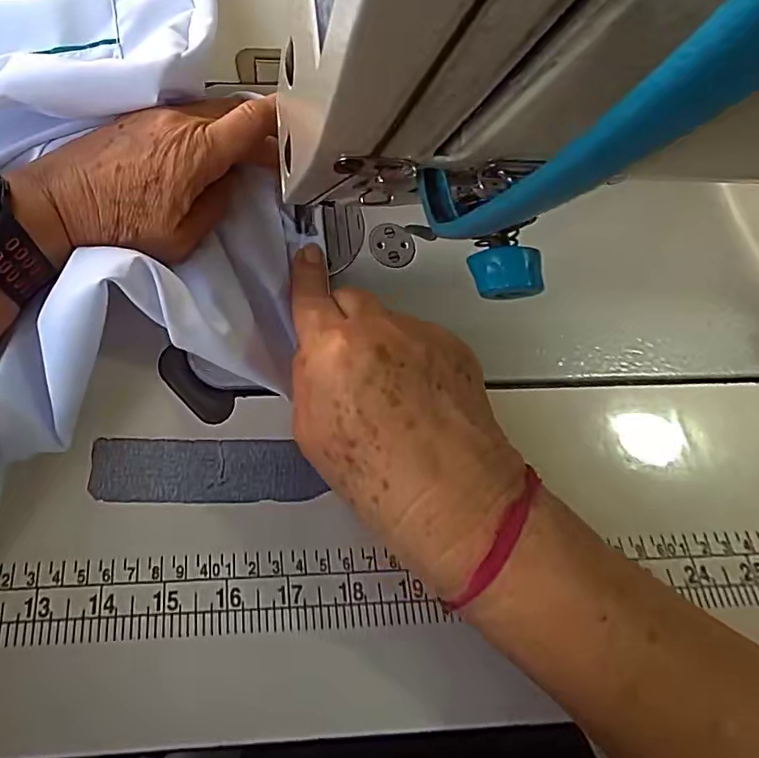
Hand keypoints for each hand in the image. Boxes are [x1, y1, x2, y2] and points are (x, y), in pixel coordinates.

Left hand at [8, 95, 276, 263]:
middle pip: (233, 109)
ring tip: (221, 163)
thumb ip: (217, 205)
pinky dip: (193, 131)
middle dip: (254, 131)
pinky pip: (176, 116)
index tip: (294, 136)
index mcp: (196, 149)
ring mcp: (151, 114)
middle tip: (261, 157)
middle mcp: (176, 120)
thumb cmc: (109, 226)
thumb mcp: (179, 238)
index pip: (256, 115)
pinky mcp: (132, 118)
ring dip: (221, 131)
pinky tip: (187, 158)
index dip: (283, 122)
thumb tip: (228, 183)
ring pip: (204, 112)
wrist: (52, 208)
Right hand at [288, 245, 527, 597]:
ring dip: (380, 339)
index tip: (306, 258)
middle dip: (342, 317)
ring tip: (390, 389)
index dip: (304, 273)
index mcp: (330, 346)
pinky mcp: (454, 346)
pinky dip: (413, 355)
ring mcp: (419, 334)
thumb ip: (308, 375)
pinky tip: (418, 395)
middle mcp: (375, 329)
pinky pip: (419, 337)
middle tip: (346, 355)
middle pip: (350, 298)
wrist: (453, 499)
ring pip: (387, 319)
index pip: (309, 293)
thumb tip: (316, 357)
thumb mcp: (309, 426)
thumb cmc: (375, 475)